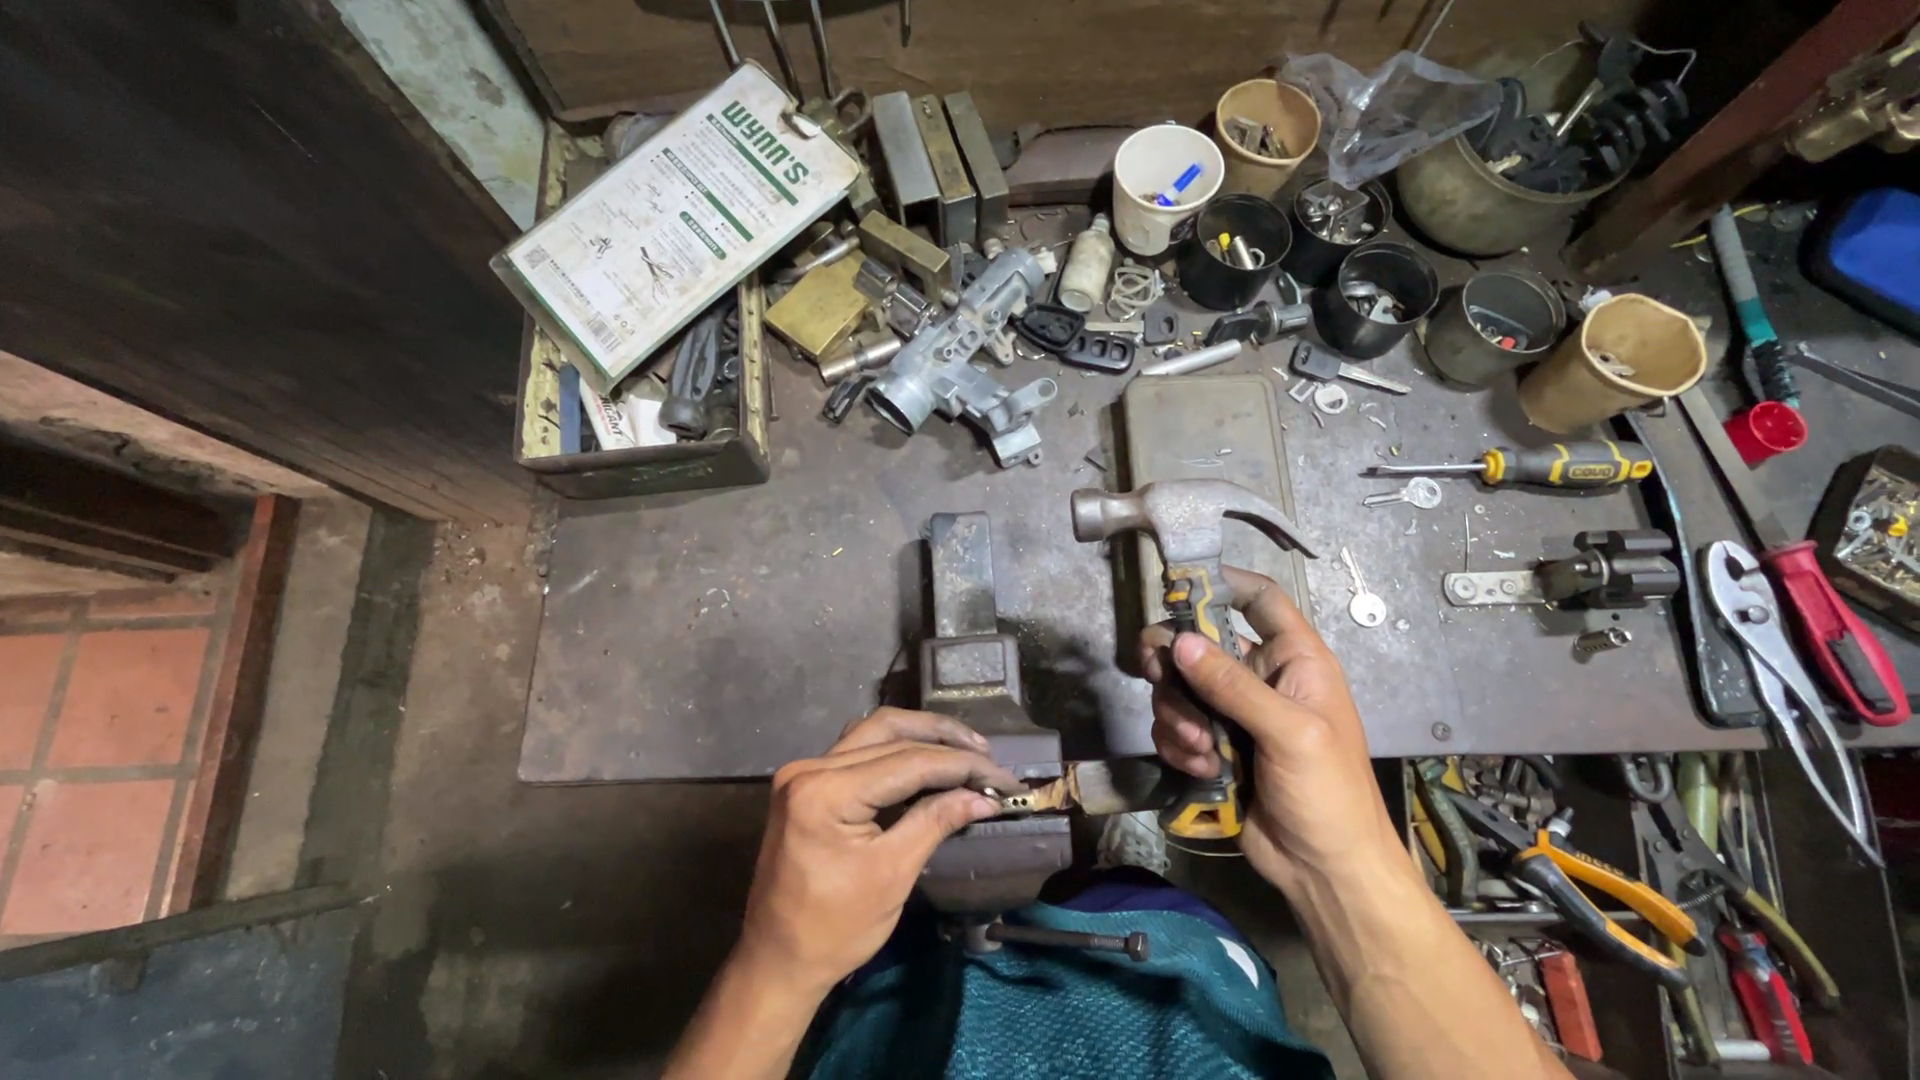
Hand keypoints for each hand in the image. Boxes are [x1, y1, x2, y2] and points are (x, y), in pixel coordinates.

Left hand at [735, 708, 1017, 995]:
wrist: (778, 958)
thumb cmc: (836, 927)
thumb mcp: (893, 874)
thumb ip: (935, 821)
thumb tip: (985, 796)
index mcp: (825, 791)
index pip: (908, 762)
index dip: (961, 766)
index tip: (1002, 776)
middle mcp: (809, 768)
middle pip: (890, 734)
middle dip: (945, 743)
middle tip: (989, 756)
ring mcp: (804, 772)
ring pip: (874, 731)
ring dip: (921, 734)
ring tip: (965, 748)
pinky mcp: (806, 782)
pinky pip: (858, 748)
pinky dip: (896, 747)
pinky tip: (926, 755)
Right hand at [1138, 566, 1406, 894]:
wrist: (1324, 870)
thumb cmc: (1328, 793)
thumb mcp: (1289, 732)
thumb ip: (1233, 685)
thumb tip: (1179, 641)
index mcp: (1295, 660)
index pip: (1261, 600)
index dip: (1224, 583)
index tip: (1178, 588)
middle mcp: (1260, 678)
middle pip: (1201, 643)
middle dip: (1176, 663)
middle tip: (1155, 674)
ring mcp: (1233, 714)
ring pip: (1180, 688)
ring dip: (1178, 715)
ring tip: (1198, 748)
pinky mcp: (1212, 747)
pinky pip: (1176, 727)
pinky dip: (1178, 745)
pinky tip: (1199, 768)